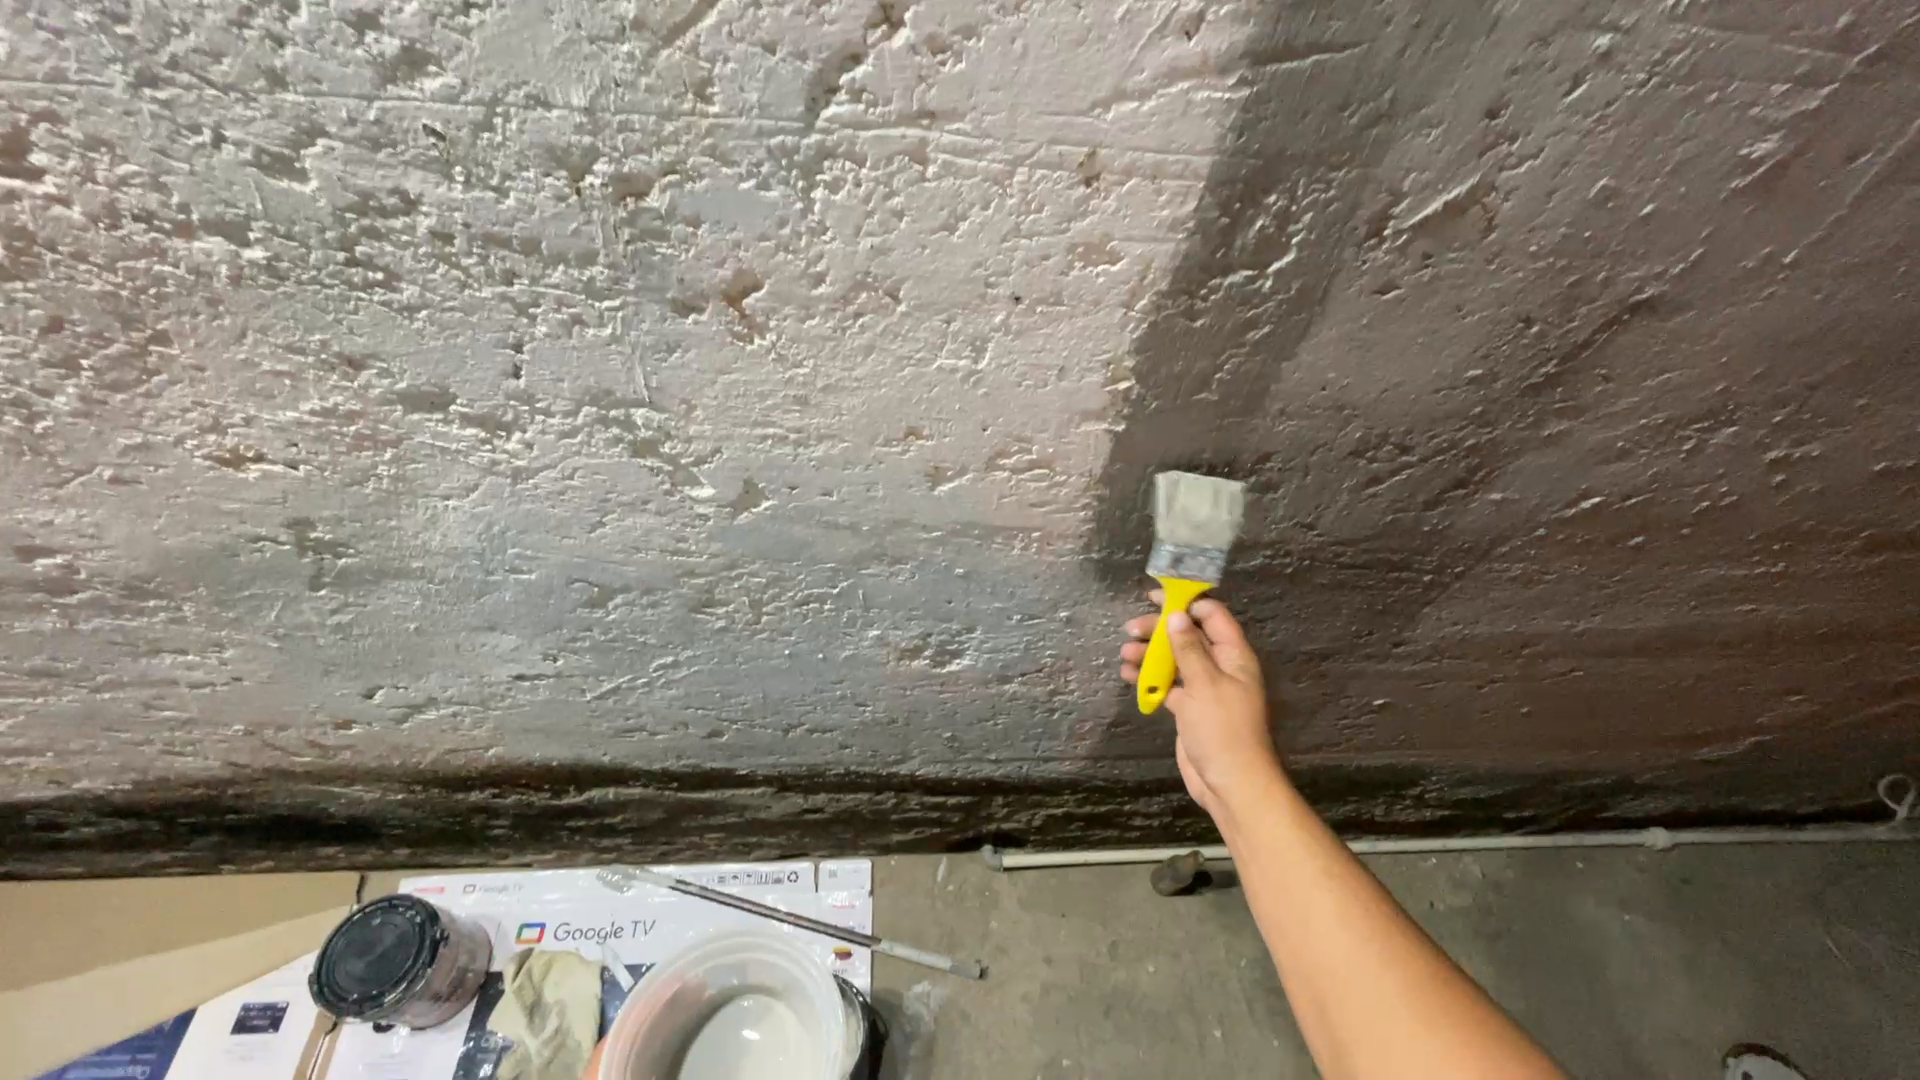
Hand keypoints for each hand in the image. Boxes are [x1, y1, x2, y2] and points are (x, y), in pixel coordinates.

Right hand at [1121, 591, 1280, 821]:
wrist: (1230, 783)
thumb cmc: (1222, 730)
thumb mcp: (1204, 684)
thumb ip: (1189, 649)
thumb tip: (1176, 616)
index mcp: (1234, 656)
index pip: (1212, 616)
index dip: (1186, 602)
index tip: (1156, 597)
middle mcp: (1220, 667)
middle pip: (1189, 636)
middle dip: (1160, 629)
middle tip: (1131, 628)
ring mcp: (1204, 688)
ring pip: (1175, 660)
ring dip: (1150, 654)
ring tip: (1124, 653)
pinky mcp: (1189, 708)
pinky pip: (1168, 684)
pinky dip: (1149, 678)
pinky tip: (1128, 675)